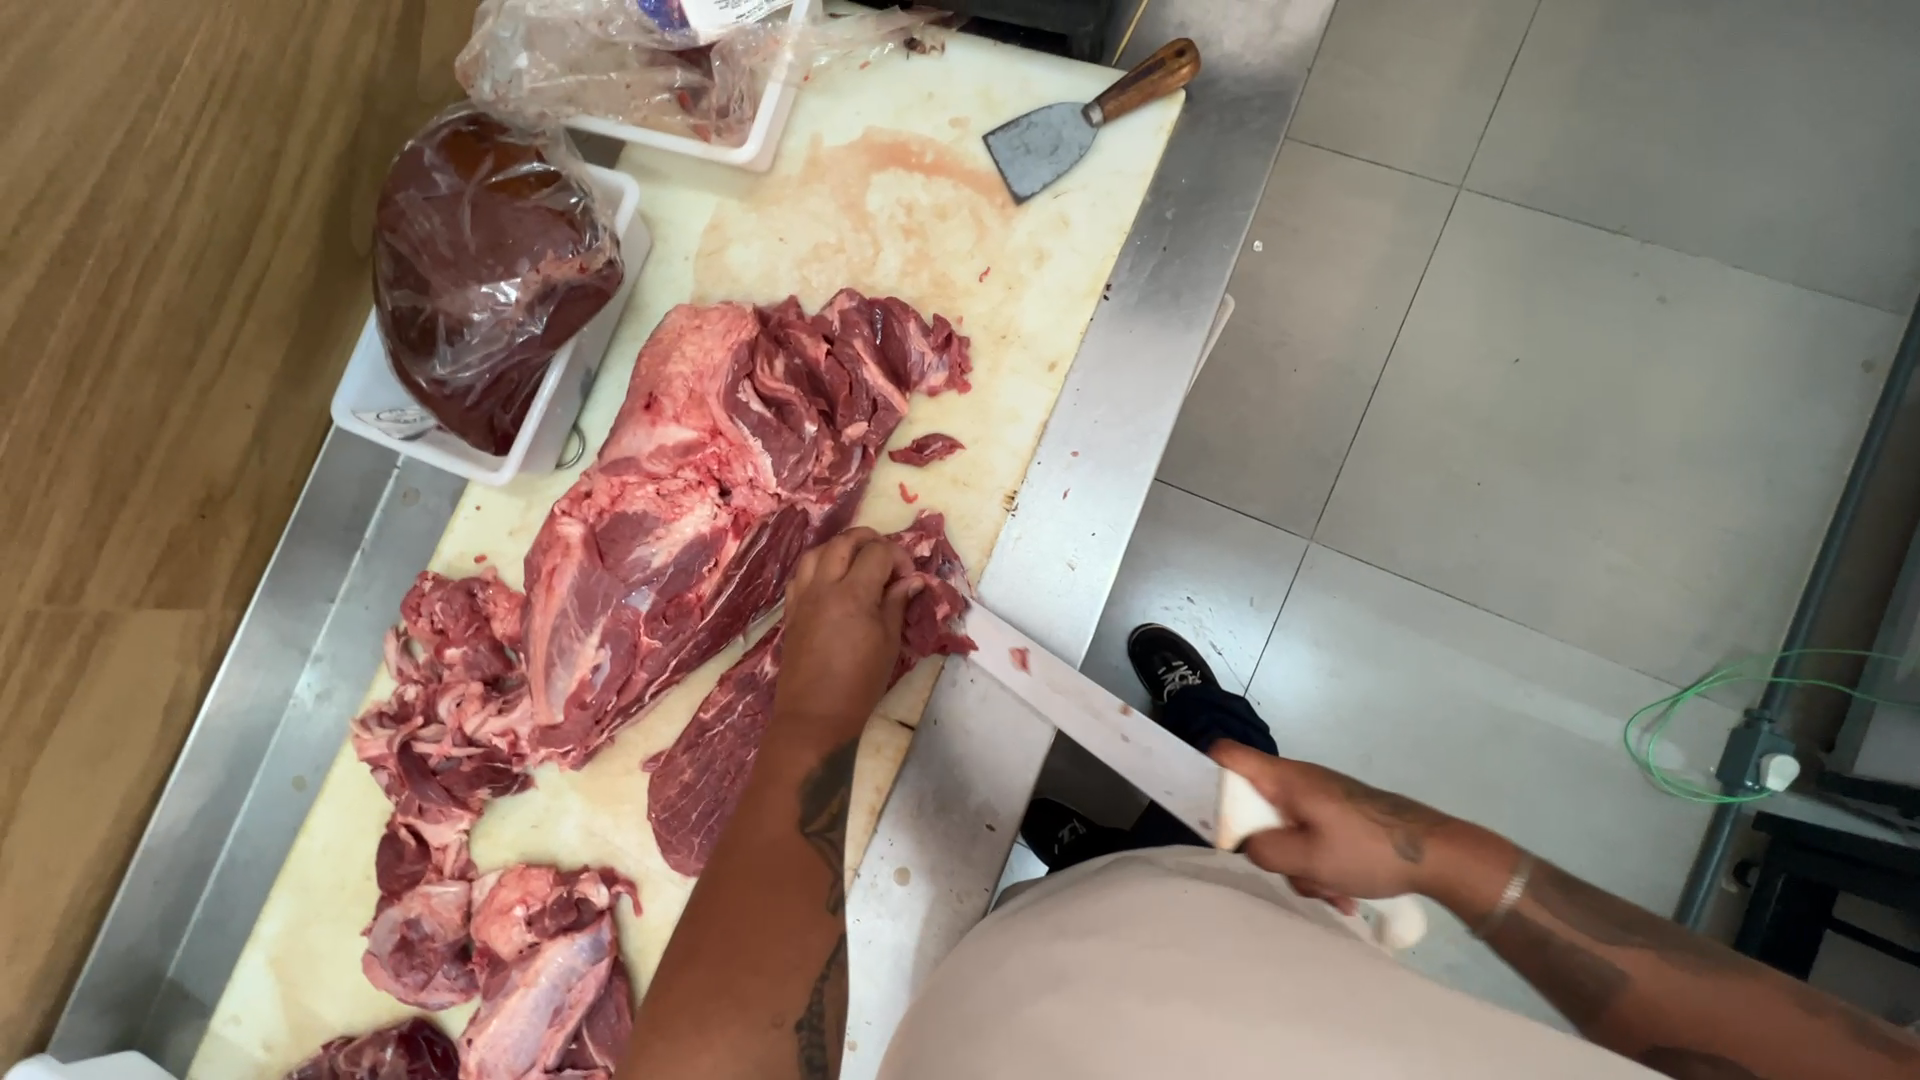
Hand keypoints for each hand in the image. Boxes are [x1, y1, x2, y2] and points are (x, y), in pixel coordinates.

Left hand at [772, 527, 920, 740]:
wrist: (814, 716)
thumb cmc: (860, 684)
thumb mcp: (889, 643)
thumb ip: (897, 604)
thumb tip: (912, 580)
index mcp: (853, 595)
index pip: (877, 553)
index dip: (898, 557)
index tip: (908, 577)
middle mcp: (824, 587)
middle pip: (844, 541)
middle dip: (870, 540)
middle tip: (887, 558)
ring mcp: (802, 597)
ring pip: (817, 551)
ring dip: (841, 548)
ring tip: (858, 562)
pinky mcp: (791, 610)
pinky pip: (801, 573)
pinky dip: (818, 565)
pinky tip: (832, 580)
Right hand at [1209, 741, 1458, 912]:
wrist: (1441, 854)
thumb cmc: (1369, 849)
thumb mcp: (1309, 860)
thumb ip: (1264, 851)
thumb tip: (1247, 845)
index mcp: (1284, 778)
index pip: (1228, 754)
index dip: (1207, 774)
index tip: (1206, 812)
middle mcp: (1298, 780)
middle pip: (1255, 805)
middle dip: (1266, 844)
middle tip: (1289, 871)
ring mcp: (1319, 797)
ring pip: (1285, 827)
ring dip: (1299, 863)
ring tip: (1331, 890)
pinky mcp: (1338, 814)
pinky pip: (1311, 835)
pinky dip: (1320, 863)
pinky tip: (1344, 892)